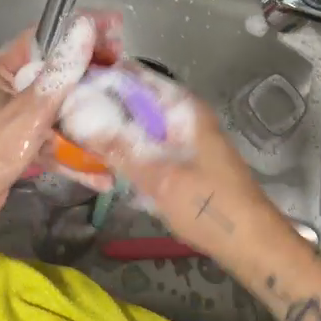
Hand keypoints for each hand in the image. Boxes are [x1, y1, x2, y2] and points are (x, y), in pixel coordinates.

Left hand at [0, 14, 117, 236]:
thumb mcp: (29, 111)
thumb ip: (61, 73)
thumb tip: (86, 28)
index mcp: (5, 69)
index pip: (48, 36)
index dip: (82, 29)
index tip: (117, 30)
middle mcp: (12, 88)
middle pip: (60, 73)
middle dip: (94, 78)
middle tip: (127, 77)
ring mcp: (18, 118)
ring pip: (61, 110)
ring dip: (89, 121)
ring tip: (124, 122)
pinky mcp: (23, 146)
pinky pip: (55, 142)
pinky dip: (75, 157)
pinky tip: (104, 176)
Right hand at [87, 93, 284, 260]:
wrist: (252, 244)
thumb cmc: (209, 208)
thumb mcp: (158, 178)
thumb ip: (119, 148)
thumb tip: (79, 119)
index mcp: (184, 108)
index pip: (139, 76)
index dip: (105, 76)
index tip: (71, 84)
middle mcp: (187, 115)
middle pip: (139, 99)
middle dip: (106, 106)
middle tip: (68, 116)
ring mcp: (188, 137)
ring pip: (144, 123)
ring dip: (117, 130)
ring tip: (80, 137)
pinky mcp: (188, 159)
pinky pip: (152, 143)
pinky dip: (132, 148)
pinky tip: (110, 162)